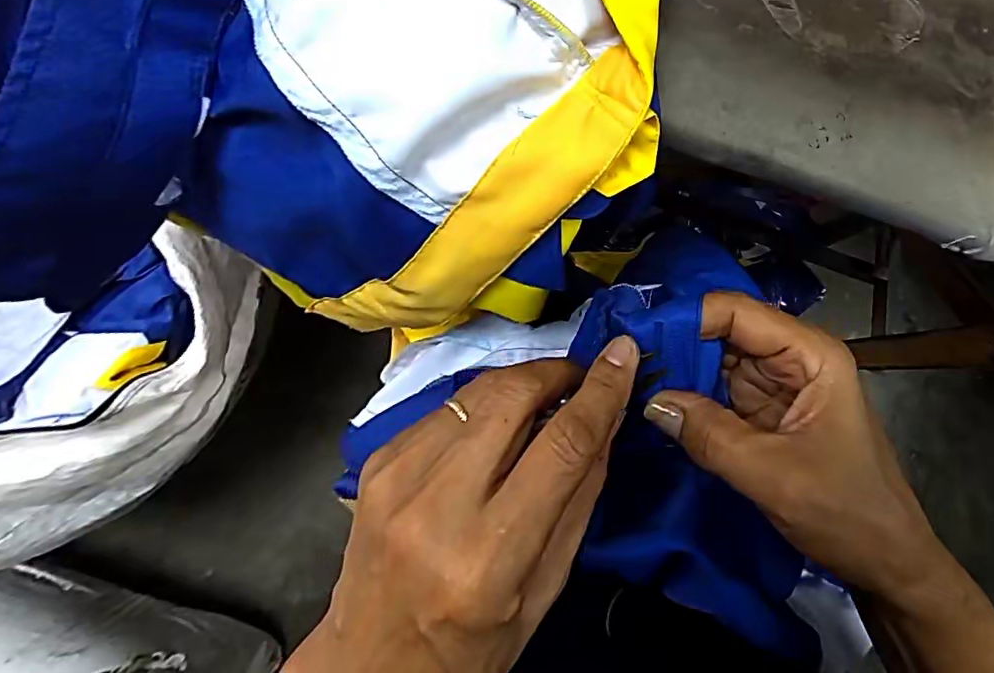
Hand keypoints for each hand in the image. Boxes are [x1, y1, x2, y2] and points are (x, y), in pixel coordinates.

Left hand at [287, 336, 639, 672]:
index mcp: (491, 553)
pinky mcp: (376, 465)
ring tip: (543, 401)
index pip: (563, 443)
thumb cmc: (475, 638)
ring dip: (524, 383)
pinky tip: (493, 429)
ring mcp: (397, 482)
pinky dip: (485, 404)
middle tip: (580, 382)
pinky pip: (449, 406)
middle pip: (514, 396)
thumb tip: (613, 410)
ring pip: (481, 389)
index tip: (625, 353)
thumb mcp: (551, 579)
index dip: (602, 389)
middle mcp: (437, 509)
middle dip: (559, 373)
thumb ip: (584, 487)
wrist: (369, 671)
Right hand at [643, 293, 993, 671]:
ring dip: (682, 370)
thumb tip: (651, 400)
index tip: (638, 332)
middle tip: (622, 359)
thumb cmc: (845, 509)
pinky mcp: (772, 415)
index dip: (691, 316)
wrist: (886, 557)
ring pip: (724, 363)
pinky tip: (657, 402)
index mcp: (812, 354)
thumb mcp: (774, 475)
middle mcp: (798, 358)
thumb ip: (711, 435)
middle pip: (730, 333)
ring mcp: (784, 386)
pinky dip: (695, 399)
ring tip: (628, 377)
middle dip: (680, 343)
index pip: (743, 313)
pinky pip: (726, 395)